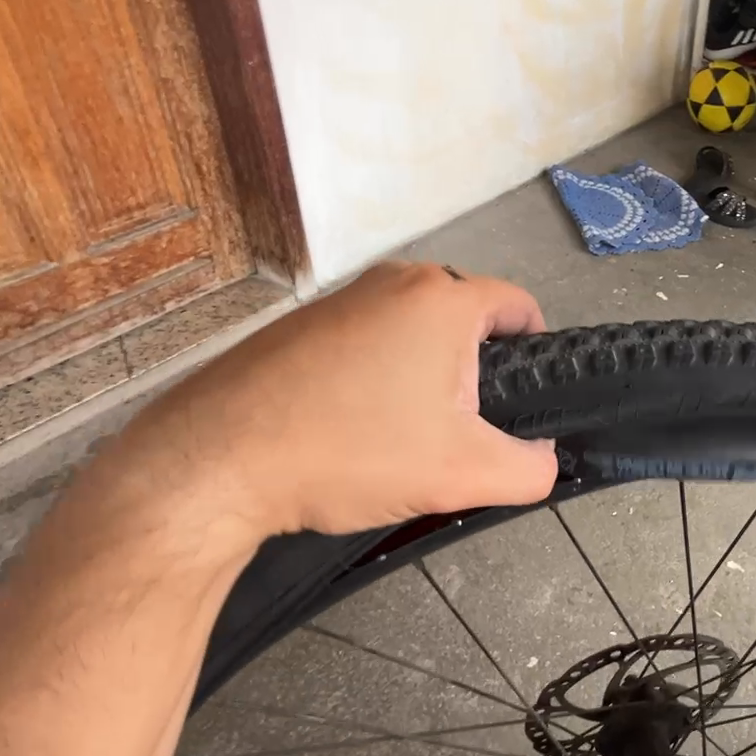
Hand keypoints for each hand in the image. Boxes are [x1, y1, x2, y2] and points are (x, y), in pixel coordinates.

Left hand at [88, 262, 557, 547]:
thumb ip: (532, 469)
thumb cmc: (351, 451)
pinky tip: (349, 429)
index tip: (522, 405)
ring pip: (414, 334)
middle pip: (466, 322)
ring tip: (401, 438)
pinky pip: (366, 344)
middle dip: (476, 374)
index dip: (536, 353)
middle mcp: (394, 280)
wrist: (211, 463)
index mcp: (442, 297)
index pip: (519, 305)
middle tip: (458, 433)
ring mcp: (340, 298)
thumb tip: (545, 459)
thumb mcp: (464, 474)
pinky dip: (377, 378)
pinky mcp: (298, 326)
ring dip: (426, 378)